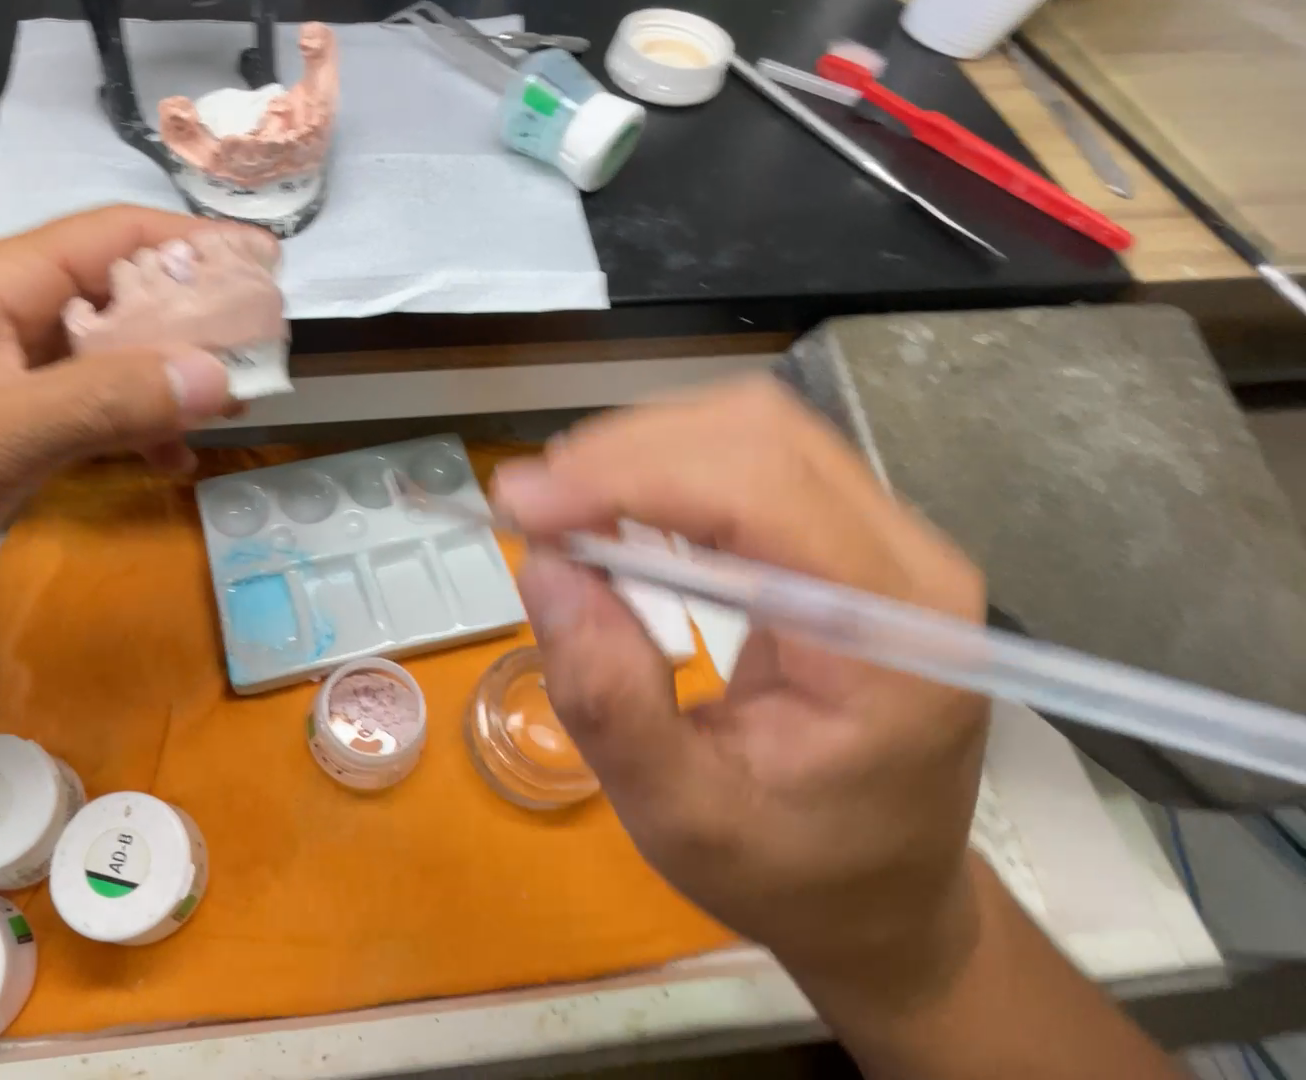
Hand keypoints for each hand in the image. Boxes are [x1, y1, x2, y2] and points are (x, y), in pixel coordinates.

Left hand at [0, 206, 257, 615]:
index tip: (262, 266)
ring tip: (225, 412)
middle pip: (118, 299)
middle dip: (191, 323)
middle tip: (259, 352)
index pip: (111, 237)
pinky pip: (87, 416)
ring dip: (165, 384)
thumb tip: (219, 376)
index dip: (190, 243)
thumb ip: (111, 399)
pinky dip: (131, 431)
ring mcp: (5, 379)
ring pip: (108, 363)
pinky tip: (166, 462)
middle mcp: (6, 320)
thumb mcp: (2, 428)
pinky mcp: (4, 432)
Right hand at [491, 377, 990, 1007]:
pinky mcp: (846, 543)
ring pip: (752, 430)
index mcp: (889, 637)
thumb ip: (609, 701)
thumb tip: (544, 568)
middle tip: (528, 508)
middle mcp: (906, 563)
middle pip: (759, 436)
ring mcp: (885, 544)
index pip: (760, 495)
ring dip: (639, 455)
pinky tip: (613, 515)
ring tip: (561, 511)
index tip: (519, 502)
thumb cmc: (790, 875)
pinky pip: (750, 464)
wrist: (882, 899)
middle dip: (624, 455)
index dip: (629, 478)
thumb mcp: (680, 818)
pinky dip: (662, 472)